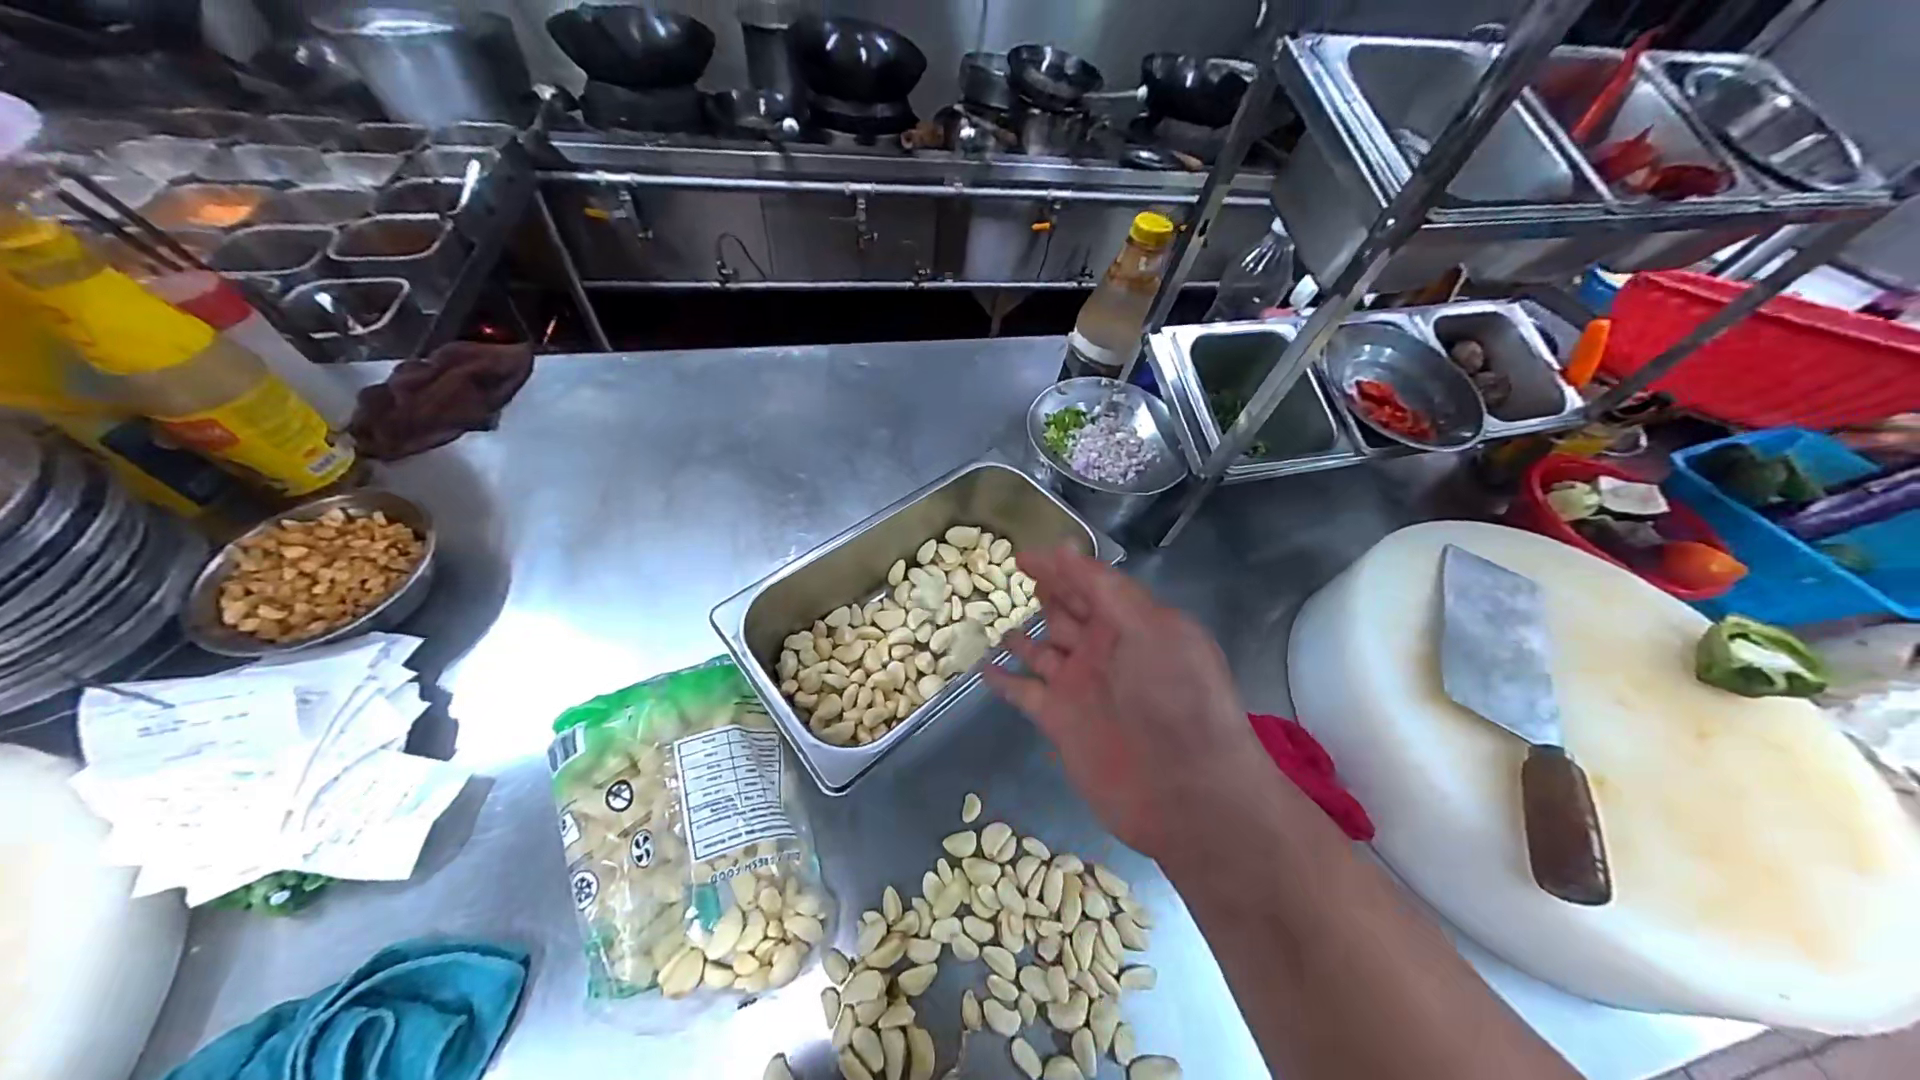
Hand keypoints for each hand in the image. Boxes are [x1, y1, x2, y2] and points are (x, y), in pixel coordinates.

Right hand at [984, 546, 1269, 859]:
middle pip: (1067, 613)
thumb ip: (1105, 589)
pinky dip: (1005, 680)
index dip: (1059, 566)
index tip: (1023, 555)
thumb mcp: (1151, 629)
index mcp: (1132, 624)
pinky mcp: (1060, 721)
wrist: (1187, 792)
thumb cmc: (1177, 700)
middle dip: (1047, 594)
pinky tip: (985, 668)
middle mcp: (1104, 651)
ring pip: (1043, 651)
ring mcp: (1080, 686)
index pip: (1090, 583)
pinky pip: (1025, 692)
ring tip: (999, 623)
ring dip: (1024, 637)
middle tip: (1016, 579)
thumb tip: (1065, 548)